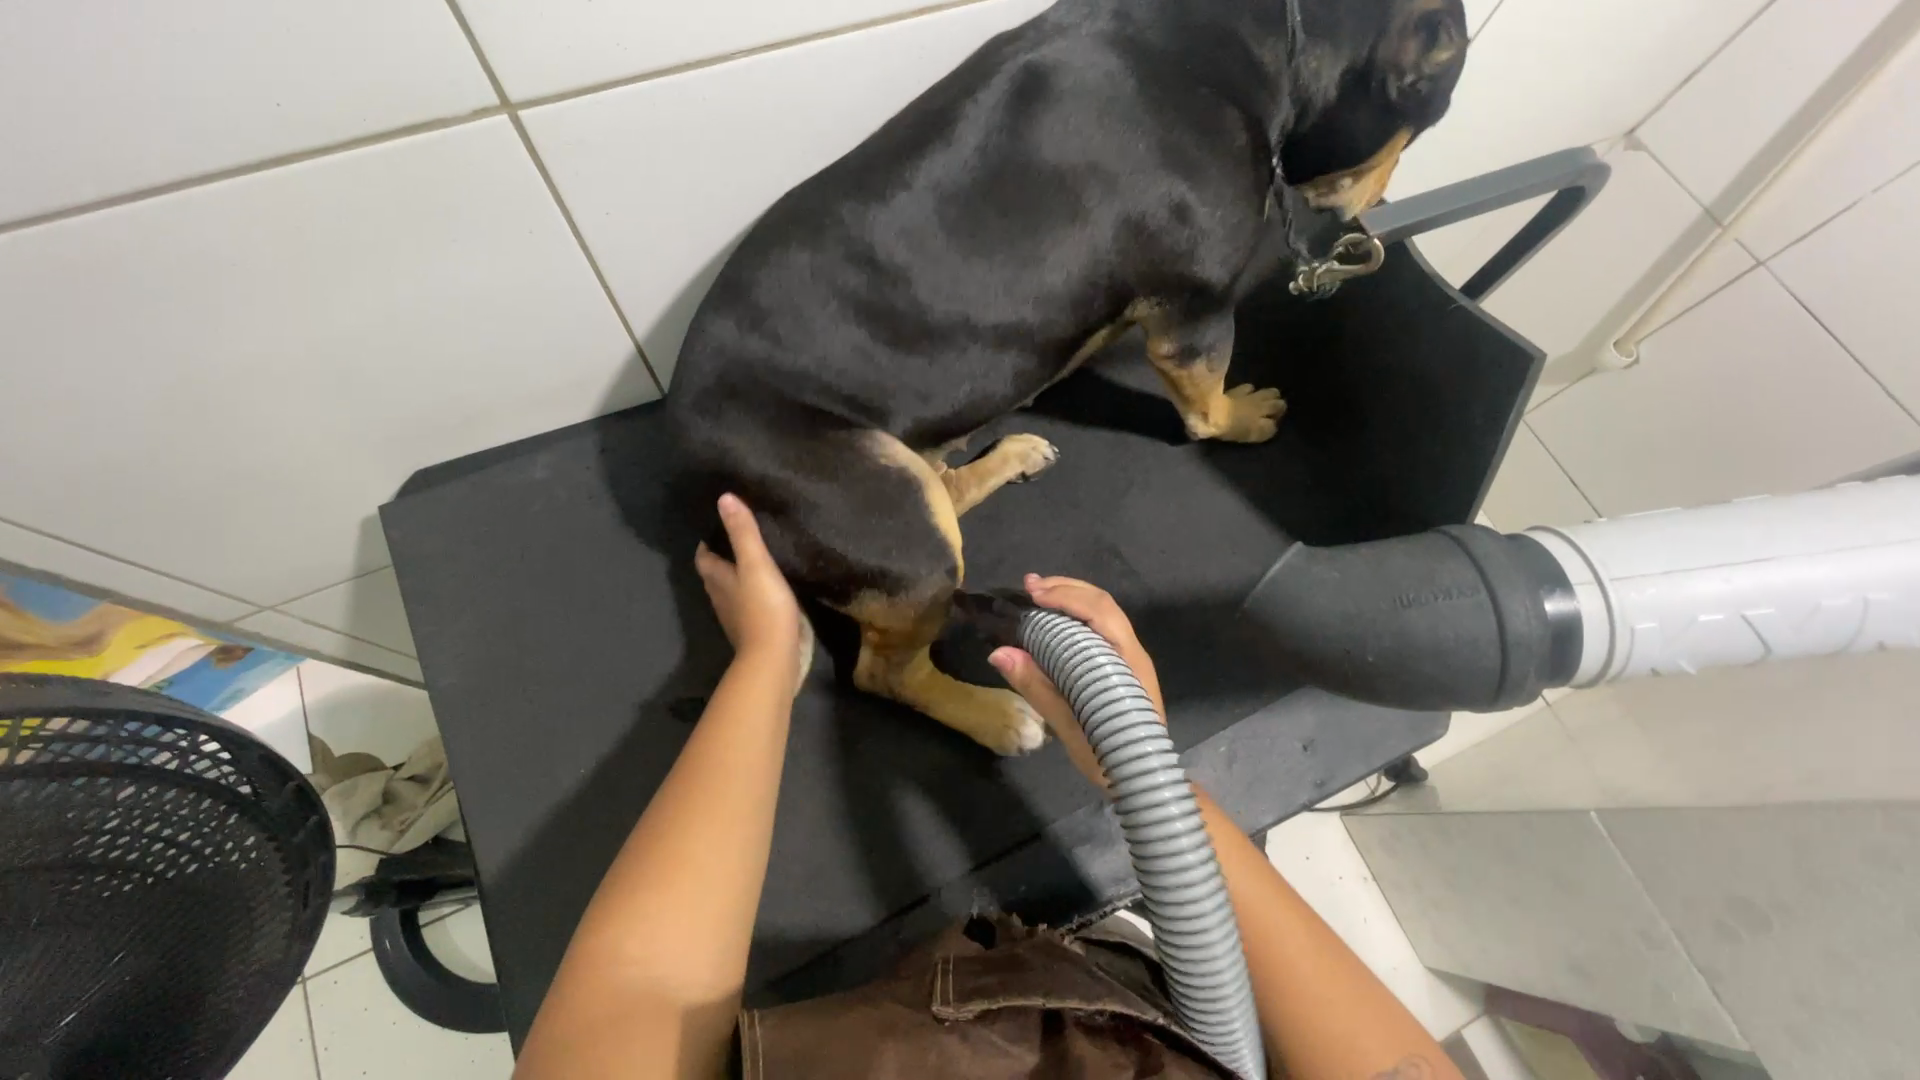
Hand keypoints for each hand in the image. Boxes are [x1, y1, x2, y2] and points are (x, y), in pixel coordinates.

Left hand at [694, 495, 802, 667]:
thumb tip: (724, 498)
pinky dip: (753, 596)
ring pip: (730, 591)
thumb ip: (743, 533)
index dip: (706, 542)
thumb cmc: (763, 607)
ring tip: (754, 561)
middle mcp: (720, 597)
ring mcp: (736, 617)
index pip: (703, 556)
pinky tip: (768, 590)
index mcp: (717, 579)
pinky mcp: (753, 630)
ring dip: (737, 578)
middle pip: (714, 574)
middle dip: (721, 558)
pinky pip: (748, 607)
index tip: (716, 527)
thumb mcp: (756, 564)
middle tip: (737, 540)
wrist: (775, 657)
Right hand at [987, 575, 1164, 788]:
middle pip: (1102, 604)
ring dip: (1071, 598)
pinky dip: (1076, 616)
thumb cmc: (1109, 756)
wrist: (1143, 780)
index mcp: (1126, 661)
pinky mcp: (1123, 667)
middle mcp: (1132, 651)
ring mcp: (1129, 658)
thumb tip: (999, 653)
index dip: (1066, 596)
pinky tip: (1054, 623)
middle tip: (1029, 586)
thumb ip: (1037, 687)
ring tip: (1037, 595)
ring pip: (1103, 613)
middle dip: (1066, 589)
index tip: (1032, 593)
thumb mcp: (1069, 726)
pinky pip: (1100, 629)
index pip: (1099, 612)